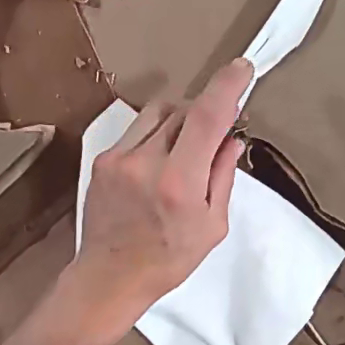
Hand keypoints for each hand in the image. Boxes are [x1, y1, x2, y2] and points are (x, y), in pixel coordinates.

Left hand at [62, 58, 253, 335]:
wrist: (110, 276)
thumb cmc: (166, 259)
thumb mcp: (211, 226)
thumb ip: (222, 176)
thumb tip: (232, 138)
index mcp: (179, 183)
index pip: (207, 118)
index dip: (227, 87)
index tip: (242, 69)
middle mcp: (146, 163)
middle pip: (184, 110)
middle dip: (205, 116)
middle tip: (213, 140)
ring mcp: (119, 159)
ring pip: (158, 113)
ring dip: (180, 121)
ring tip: (183, 153)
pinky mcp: (103, 160)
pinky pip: (137, 130)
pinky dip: (155, 137)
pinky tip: (157, 166)